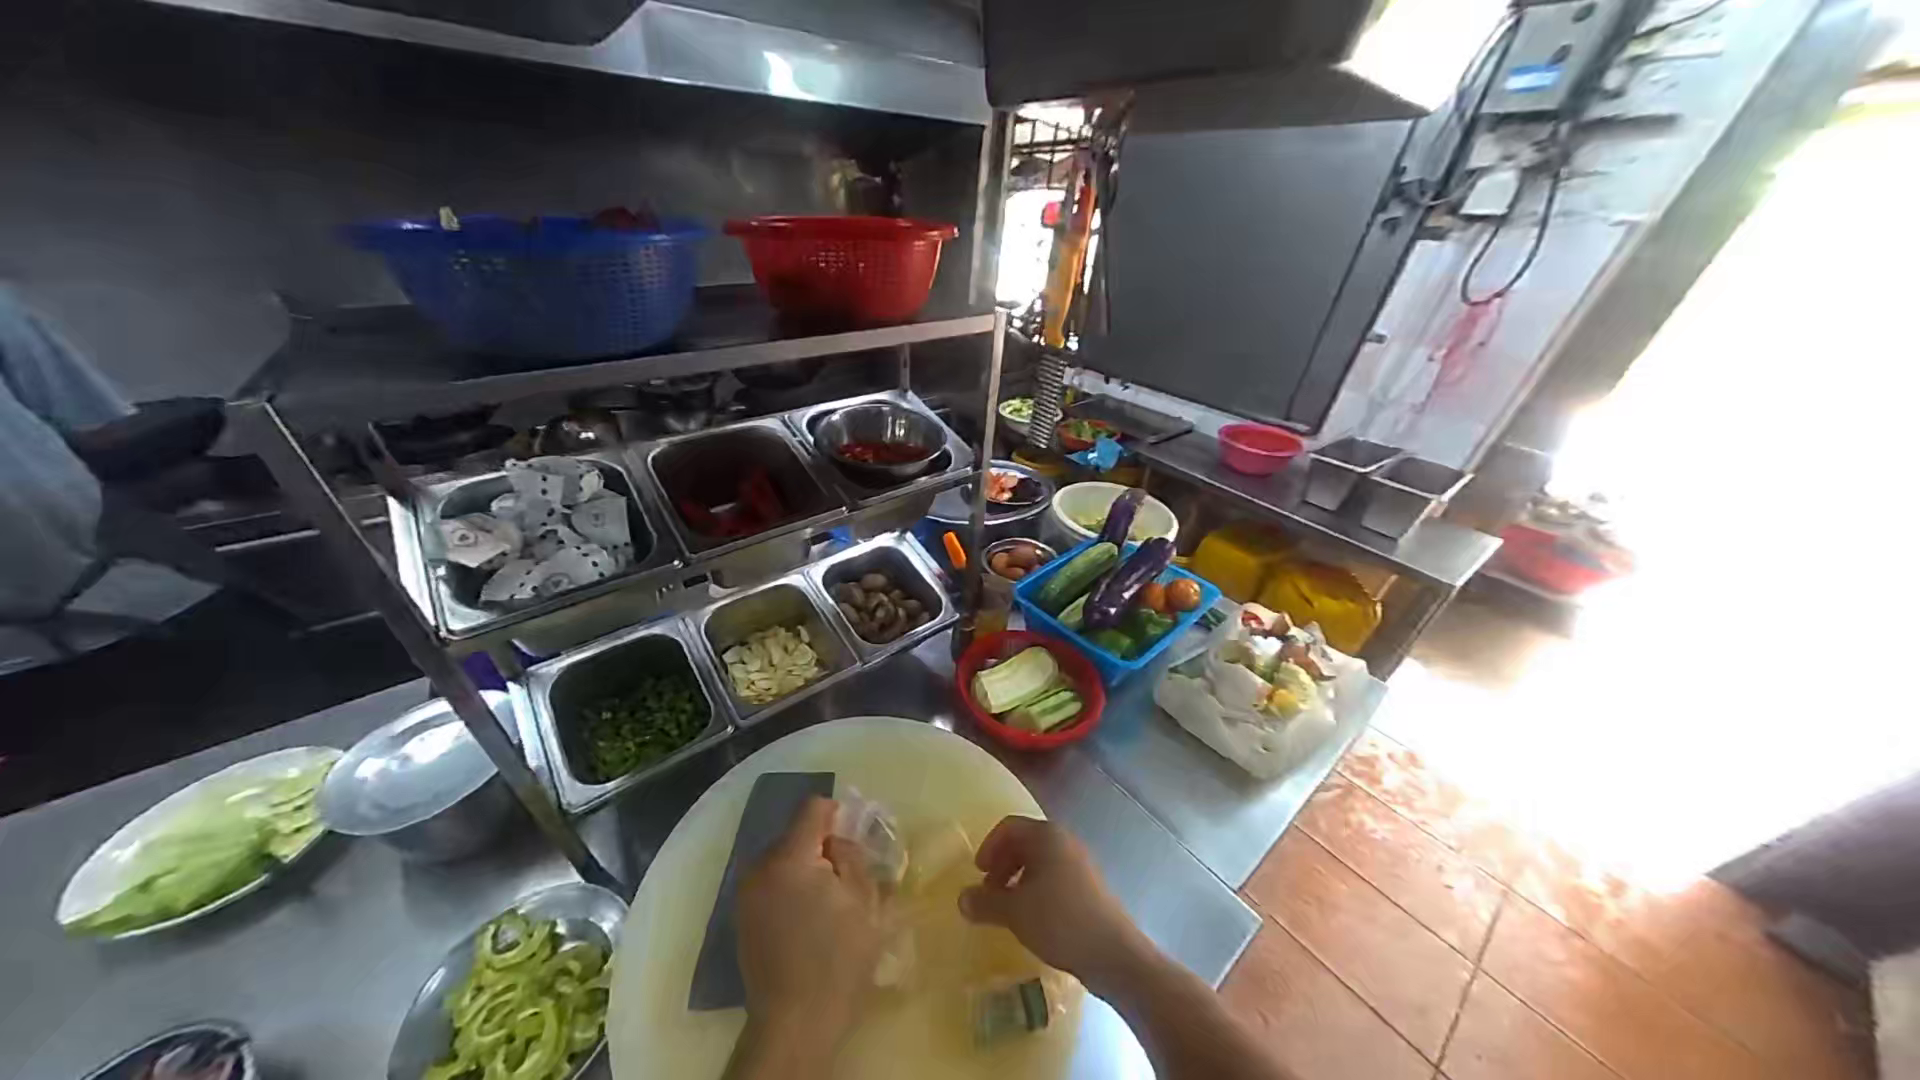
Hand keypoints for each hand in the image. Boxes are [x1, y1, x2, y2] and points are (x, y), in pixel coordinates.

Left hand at [734, 797, 884, 1049]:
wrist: (795, 1025)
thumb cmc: (838, 960)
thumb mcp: (863, 901)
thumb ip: (853, 856)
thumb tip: (839, 841)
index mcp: (789, 859)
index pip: (813, 808)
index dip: (839, 816)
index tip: (856, 841)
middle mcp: (760, 868)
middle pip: (797, 833)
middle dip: (823, 845)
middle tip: (848, 875)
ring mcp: (747, 894)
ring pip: (784, 858)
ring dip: (807, 867)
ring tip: (829, 900)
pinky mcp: (744, 917)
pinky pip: (773, 882)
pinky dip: (792, 887)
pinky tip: (808, 918)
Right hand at [957, 816, 1154, 992]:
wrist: (1114, 954)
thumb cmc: (1060, 920)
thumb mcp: (1015, 912)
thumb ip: (985, 902)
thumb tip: (961, 898)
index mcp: (1047, 836)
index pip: (1009, 827)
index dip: (989, 847)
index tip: (979, 873)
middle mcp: (1065, 842)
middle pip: (1025, 842)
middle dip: (1002, 864)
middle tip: (989, 892)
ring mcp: (1080, 864)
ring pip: (1040, 862)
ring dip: (1018, 880)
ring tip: (1008, 909)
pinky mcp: (1089, 888)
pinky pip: (1055, 878)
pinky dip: (1036, 890)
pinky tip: (1032, 919)